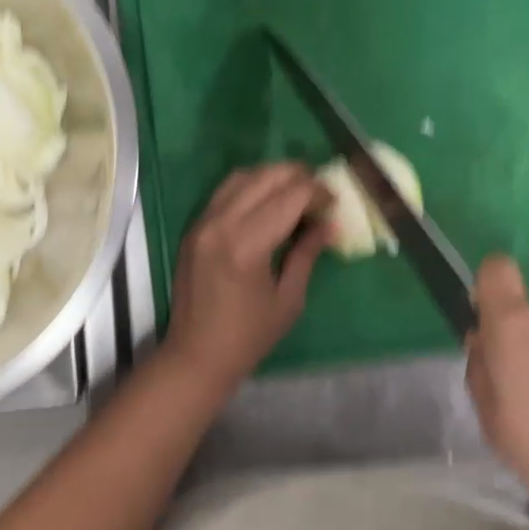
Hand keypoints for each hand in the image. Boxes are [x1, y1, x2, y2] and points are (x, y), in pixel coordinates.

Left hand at [161, 163, 328, 388]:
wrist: (196, 354)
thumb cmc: (248, 336)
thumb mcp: (288, 298)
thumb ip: (306, 253)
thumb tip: (329, 223)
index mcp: (246, 245)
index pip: (289, 196)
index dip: (318, 193)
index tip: (335, 203)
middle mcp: (220, 224)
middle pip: (265, 176)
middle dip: (298, 176)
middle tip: (320, 192)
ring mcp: (202, 222)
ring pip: (242, 176)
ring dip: (273, 176)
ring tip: (297, 191)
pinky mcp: (193, 227)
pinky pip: (224, 191)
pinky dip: (250, 186)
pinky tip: (268, 201)